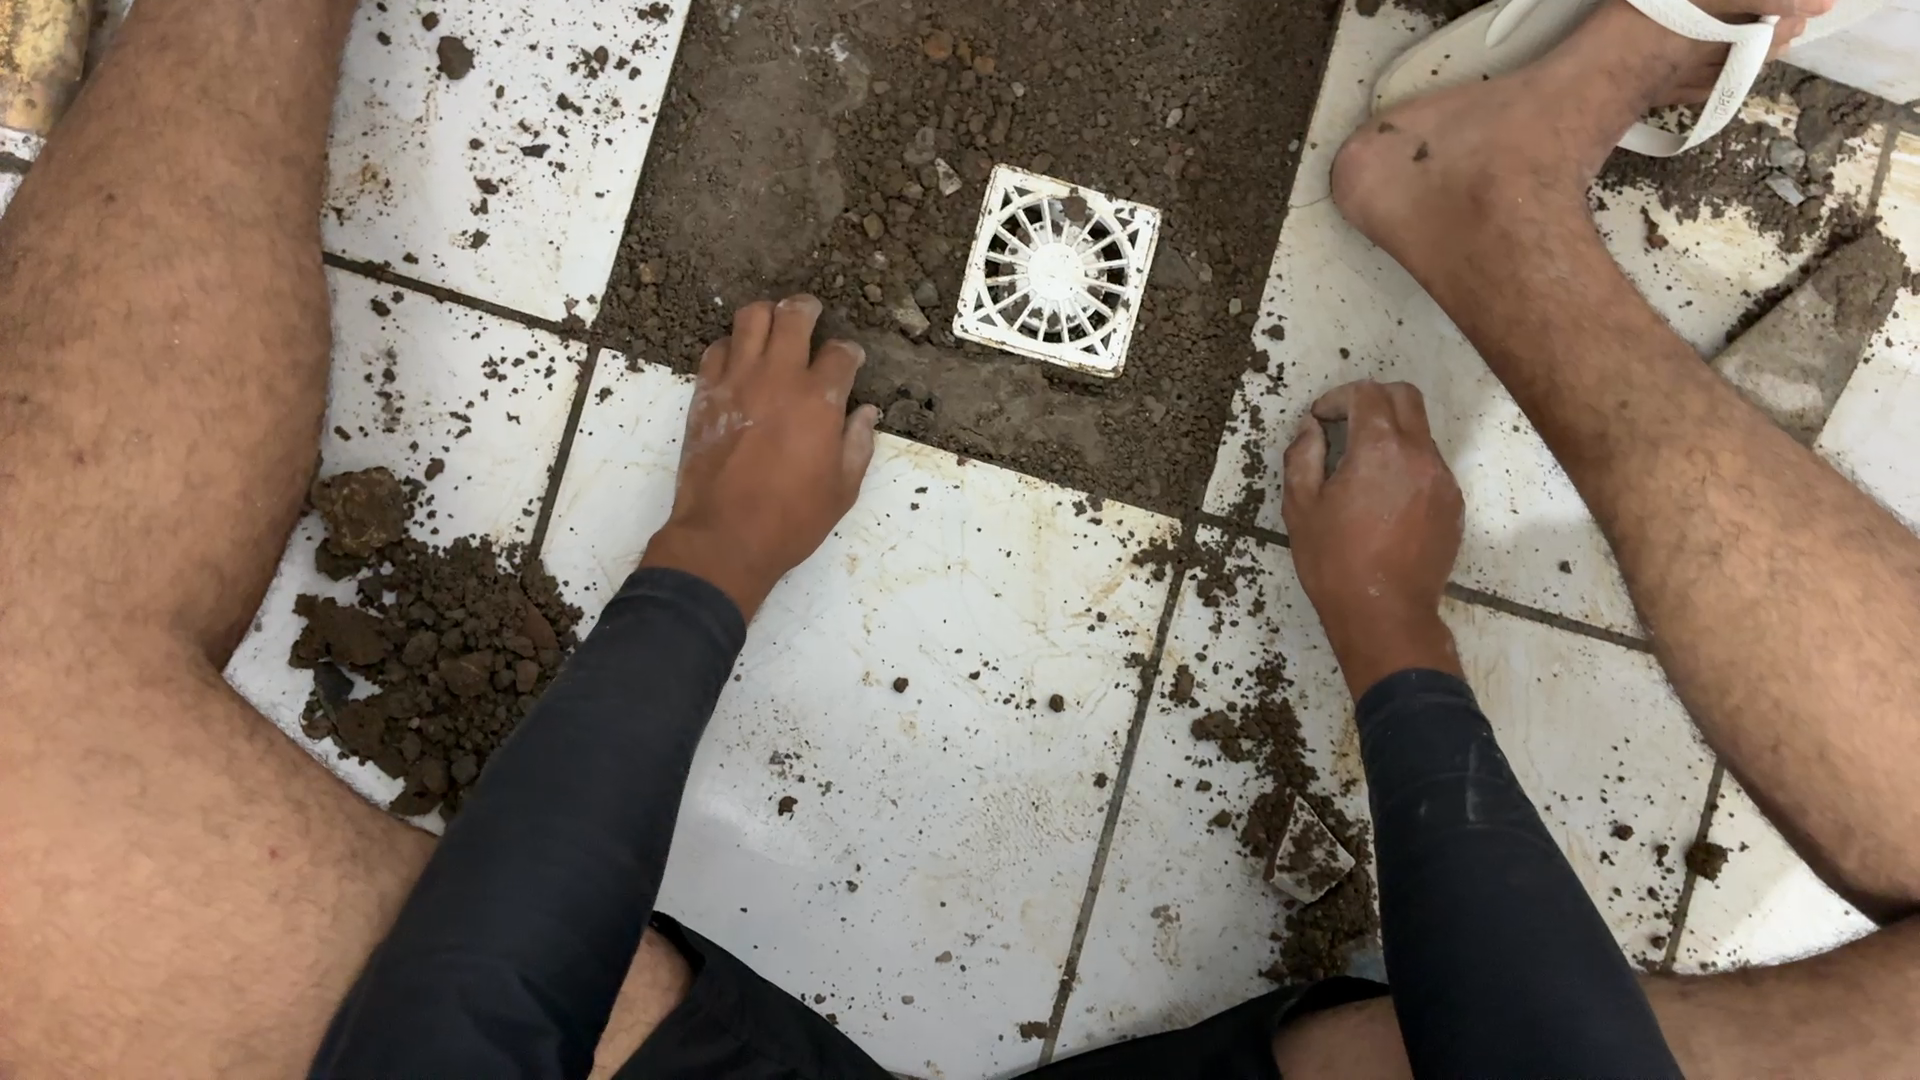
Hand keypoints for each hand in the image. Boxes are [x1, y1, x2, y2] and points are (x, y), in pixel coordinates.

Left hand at [640, 295, 880, 620]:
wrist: (725, 536)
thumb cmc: (792, 519)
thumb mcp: (843, 490)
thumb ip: (858, 445)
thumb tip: (866, 413)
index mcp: (819, 401)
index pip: (840, 353)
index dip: (849, 352)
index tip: (850, 359)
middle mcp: (778, 378)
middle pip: (793, 317)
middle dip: (807, 309)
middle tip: (811, 311)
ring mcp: (737, 381)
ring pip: (750, 319)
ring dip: (767, 315)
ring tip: (774, 325)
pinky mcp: (705, 393)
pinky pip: (716, 349)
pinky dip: (732, 345)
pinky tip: (740, 360)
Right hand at [1282, 380, 1464, 698]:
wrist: (1384, 612)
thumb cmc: (1333, 560)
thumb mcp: (1300, 507)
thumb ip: (1303, 455)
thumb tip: (1312, 428)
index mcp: (1379, 450)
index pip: (1367, 394)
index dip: (1337, 397)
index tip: (1319, 418)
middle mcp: (1420, 454)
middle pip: (1405, 398)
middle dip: (1370, 399)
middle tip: (1341, 423)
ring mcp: (1442, 479)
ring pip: (1419, 431)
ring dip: (1388, 432)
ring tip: (1357, 466)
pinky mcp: (1452, 503)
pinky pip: (1428, 464)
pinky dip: (1403, 462)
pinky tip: (1379, 497)